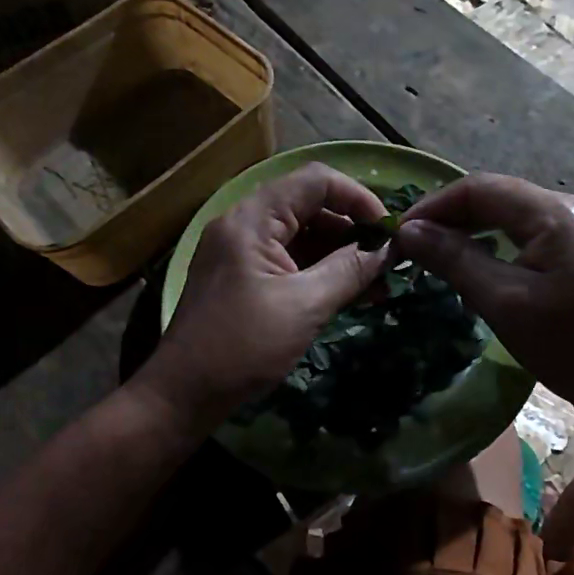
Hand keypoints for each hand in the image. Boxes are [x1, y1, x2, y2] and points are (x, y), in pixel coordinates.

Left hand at [140, 164, 392, 420]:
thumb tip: (390, 249)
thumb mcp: (305, 306)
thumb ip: (350, 270)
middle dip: (354, 231)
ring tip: (378, 285)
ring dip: (341, 255)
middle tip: (389, 261)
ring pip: (303, 236)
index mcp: (252, 220)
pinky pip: (290, 261)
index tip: (388, 231)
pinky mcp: (244, 277)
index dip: (358, 198)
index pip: (316, 181)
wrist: (184, 394)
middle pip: (310, 206)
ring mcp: (242, 252)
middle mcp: (245, 225)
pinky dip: (320, 273)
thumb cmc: (243, 346)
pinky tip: (351, 295)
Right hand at [396, 173, 573, 414]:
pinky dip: (498, 244)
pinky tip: (481, 266)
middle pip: (498, 197)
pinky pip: (532, 234)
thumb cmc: (571, 347)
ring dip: (473, 231)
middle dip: (451, 218)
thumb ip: (455, 260)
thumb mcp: (504, 303)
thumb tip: (408, 231)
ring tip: (439, 257)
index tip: (399, 235)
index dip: (434, 206)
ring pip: (514, 216)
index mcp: (555, 212)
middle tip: (414, 249)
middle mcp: (572, 208)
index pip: (480, 189)